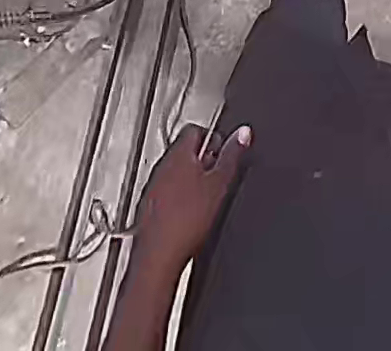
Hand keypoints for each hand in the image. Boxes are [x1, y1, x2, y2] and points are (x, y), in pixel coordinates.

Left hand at [134, 123, 249, 271]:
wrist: (158, 260)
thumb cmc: (186, 222)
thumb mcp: (220, 184)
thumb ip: (233, 155)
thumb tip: (243, 133)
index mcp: (179, 154)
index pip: (195, 129)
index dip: (212, 138)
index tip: (223, 152)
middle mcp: (161, 166)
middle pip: (184, 150)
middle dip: (202, 160)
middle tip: (216, 176)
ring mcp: (151, 188)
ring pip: (174, 172)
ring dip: (189, 179)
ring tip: (204, 198)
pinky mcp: (146, 208)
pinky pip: (164, 193)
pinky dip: (177, 198)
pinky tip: (187, 216)